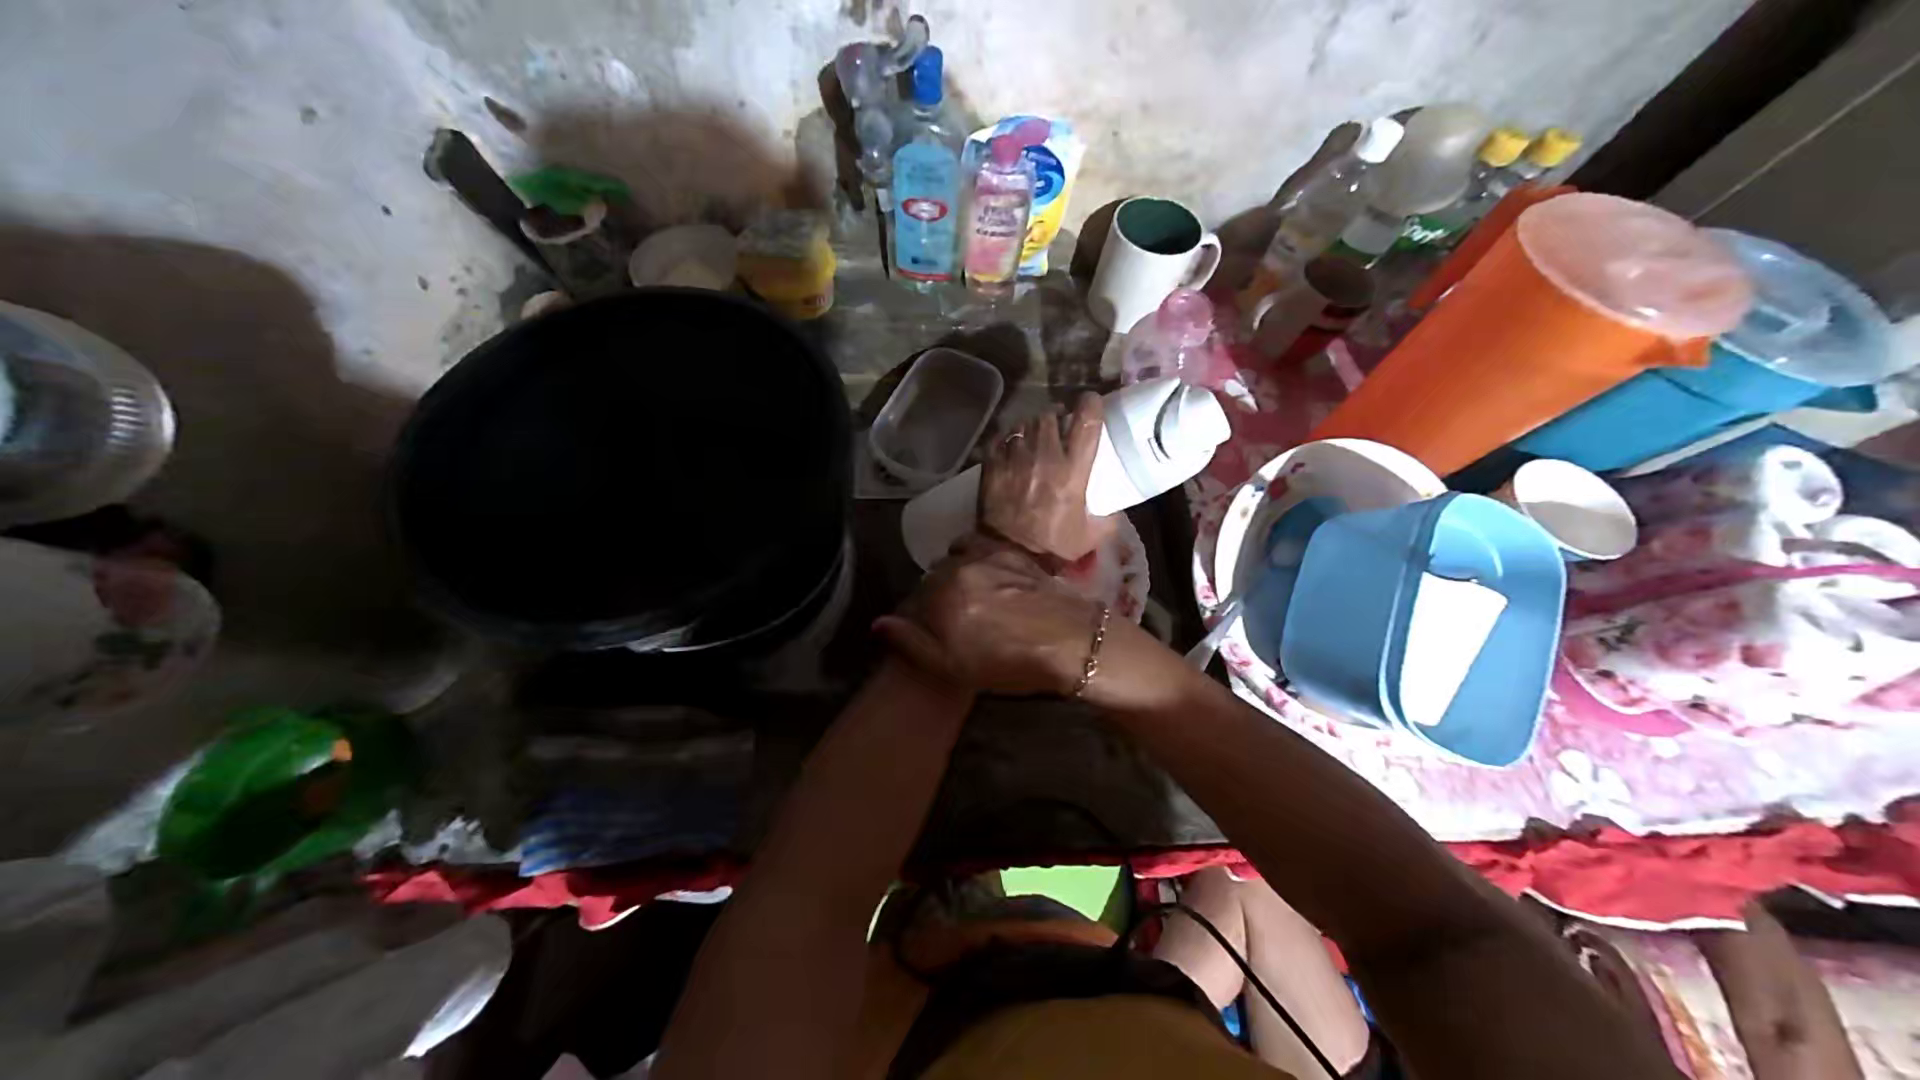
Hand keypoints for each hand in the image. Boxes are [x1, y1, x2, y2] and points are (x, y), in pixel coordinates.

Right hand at [874, 537, 1103, 695]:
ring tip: (971, 598)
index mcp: (939, 597)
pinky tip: (984, 573)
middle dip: (936, 597)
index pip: (912, 601)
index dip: (919, 621)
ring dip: (954, 575)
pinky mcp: (1010, 551)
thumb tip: (878, 622)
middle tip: (955, 623)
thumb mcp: (953, 667)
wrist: (1072, 643)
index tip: (933, 636)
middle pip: (932, 578)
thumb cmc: (1010, 664)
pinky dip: (971, 554)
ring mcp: (985, 555)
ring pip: (953, 559)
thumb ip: (911, 642)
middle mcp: (957, 568)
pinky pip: (977, 544)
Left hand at [979, 392, 1118, 562]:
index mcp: (1072, 470)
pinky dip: (1009, 439)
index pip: (1086, 422)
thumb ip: (1108, 518)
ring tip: (1034, 436)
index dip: (1090, 405)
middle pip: (1050, 416)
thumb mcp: (1091, 536)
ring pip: (1024, 424)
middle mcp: (1044, 456)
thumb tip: (1114, 508)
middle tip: (1058, 426)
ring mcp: (1015, 458)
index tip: (1091, 402)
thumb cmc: (1052, 545)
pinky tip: (1013, 447)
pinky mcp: (992, 464)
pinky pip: (1002, 438)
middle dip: (1056, 417)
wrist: (1007, 553)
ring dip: (1031, 427)